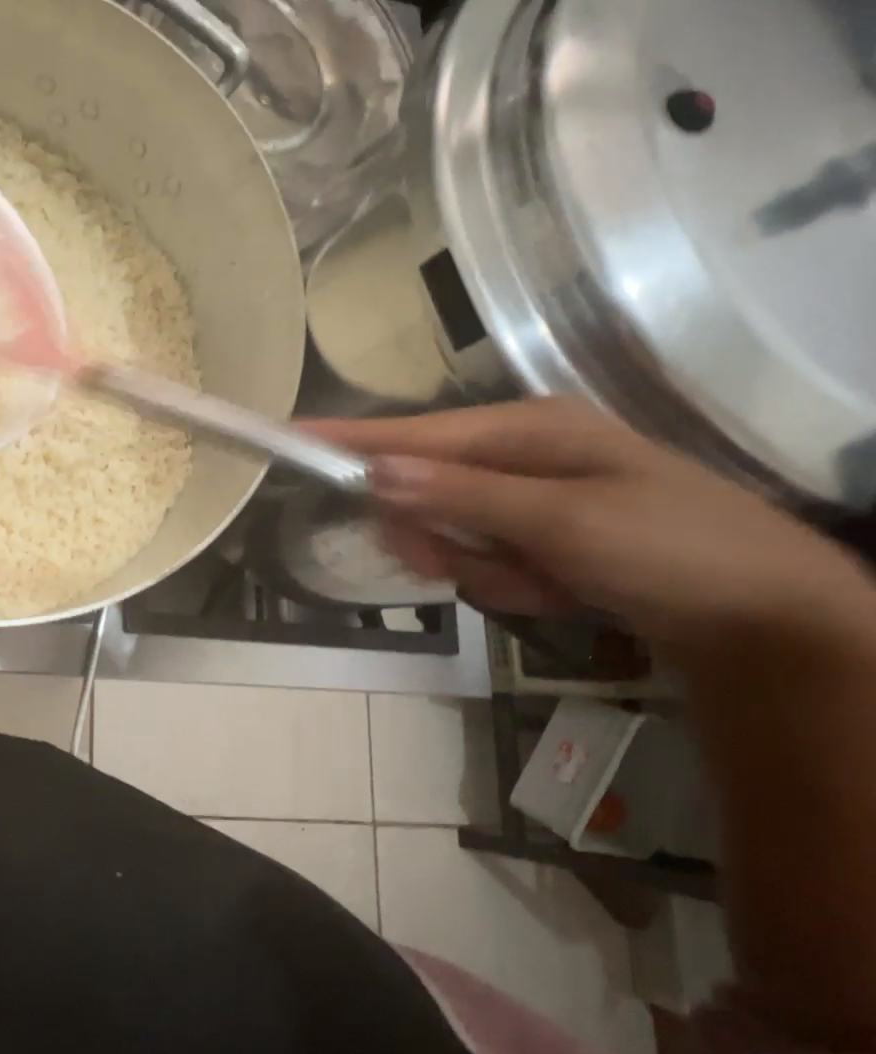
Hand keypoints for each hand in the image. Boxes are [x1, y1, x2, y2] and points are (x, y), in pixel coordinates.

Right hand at [311, 399, 874, 663]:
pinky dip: (505, 584)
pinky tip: (556, 592)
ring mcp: (528, 499)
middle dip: (440, 536)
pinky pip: (478, 560)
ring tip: (544, 584)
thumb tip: (376, 473)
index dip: (350, 440)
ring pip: (446, 534)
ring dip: (480, 568)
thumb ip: (463, 497)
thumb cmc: (674, 551)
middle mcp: (520, 456)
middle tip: (471, 565)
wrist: (768, 622)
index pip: (414, 433)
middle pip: (421, 491)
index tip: (287, 436)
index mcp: (528, 430)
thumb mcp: (563, 524)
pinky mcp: (536, 537)